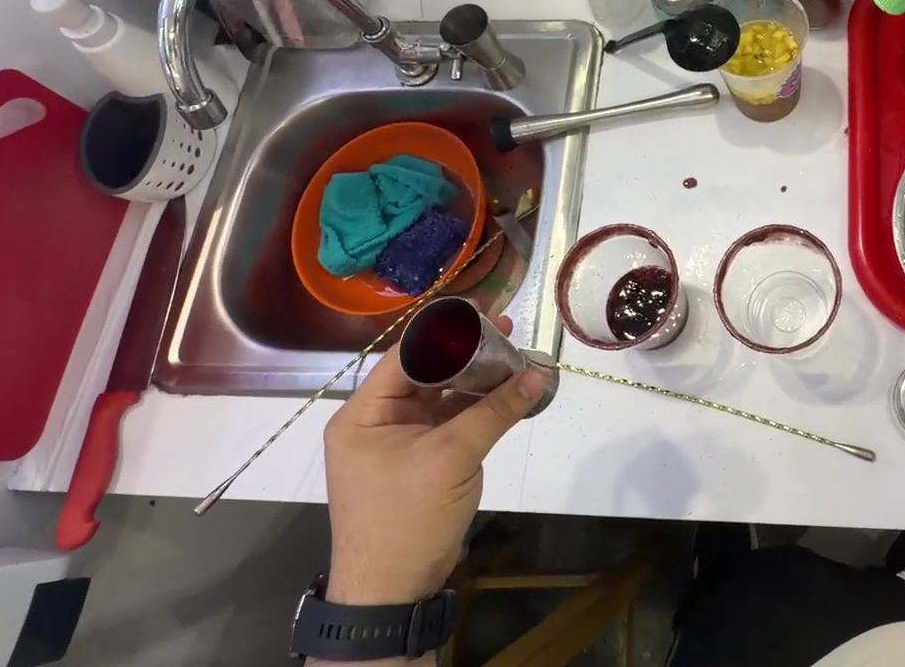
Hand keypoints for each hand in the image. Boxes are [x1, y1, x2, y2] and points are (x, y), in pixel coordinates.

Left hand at [322, 317, 545, 605]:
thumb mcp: (453, 457)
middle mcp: (378, 420)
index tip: (485, 313)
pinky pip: (451, 419)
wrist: (393, 592)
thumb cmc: (407, 517)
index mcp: (364, 413)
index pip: (406, 356)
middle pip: (426, 372)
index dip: (446, 332)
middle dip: (468, 353)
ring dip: (477, 379)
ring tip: (515, 356)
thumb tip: (540, 371)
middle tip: (507, 330)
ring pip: (442, 394)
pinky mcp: (422, 458)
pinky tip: (509, 392)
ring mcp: (401, 440)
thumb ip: (496, 410)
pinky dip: (478, 406)